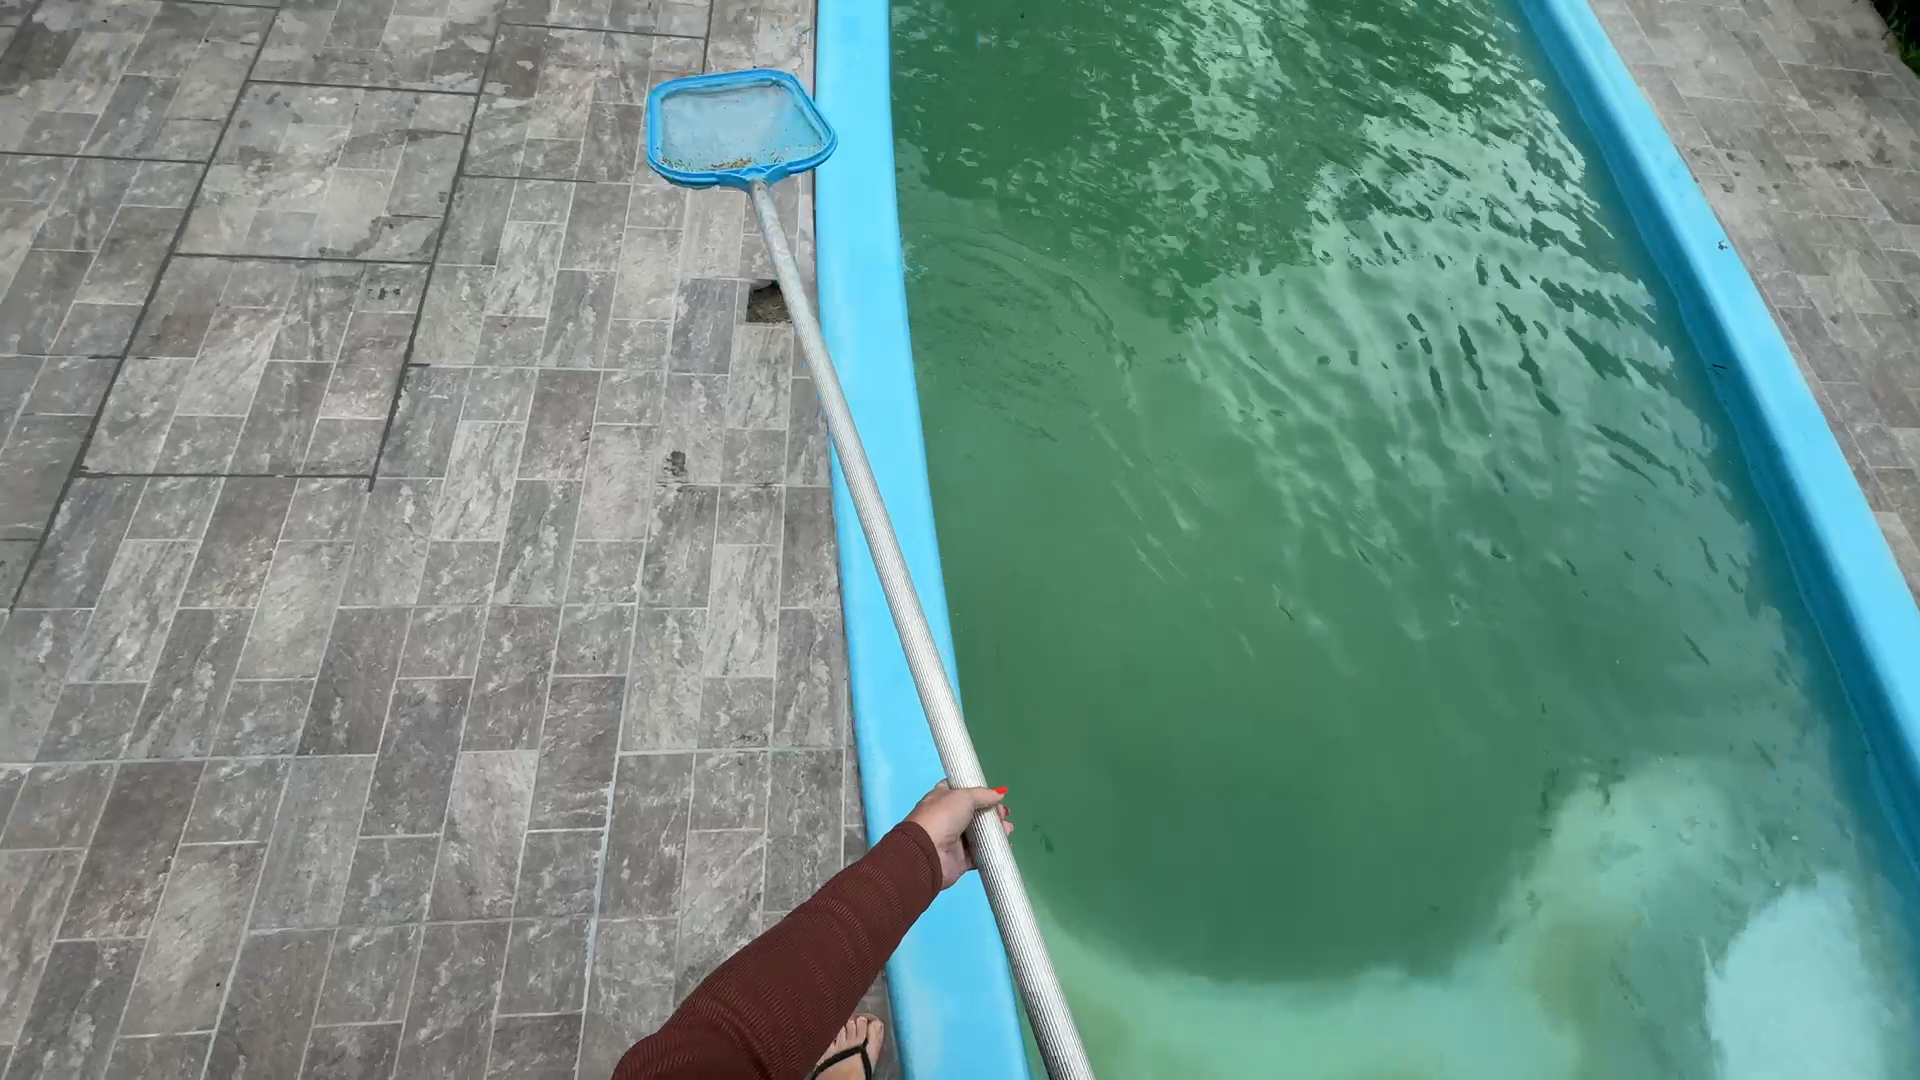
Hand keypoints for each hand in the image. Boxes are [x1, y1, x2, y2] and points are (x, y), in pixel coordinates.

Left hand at [905, 781, 1011, 888]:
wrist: (927, 854)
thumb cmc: (942, 817)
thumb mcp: (963, 796)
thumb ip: (983, 795)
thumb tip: (1000, 793)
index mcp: (942, 797)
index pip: (962, 790)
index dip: (979, 792)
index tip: (994, 795)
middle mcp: (948, 817)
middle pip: (975, 813)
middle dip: (992, 813)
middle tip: (1003, 815)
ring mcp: (954, 839)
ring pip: (980, 833)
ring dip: (995, 830)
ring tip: (1007, 829)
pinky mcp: (960, 859)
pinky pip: (980, 853)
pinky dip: (992, 849)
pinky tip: (1005, 845)